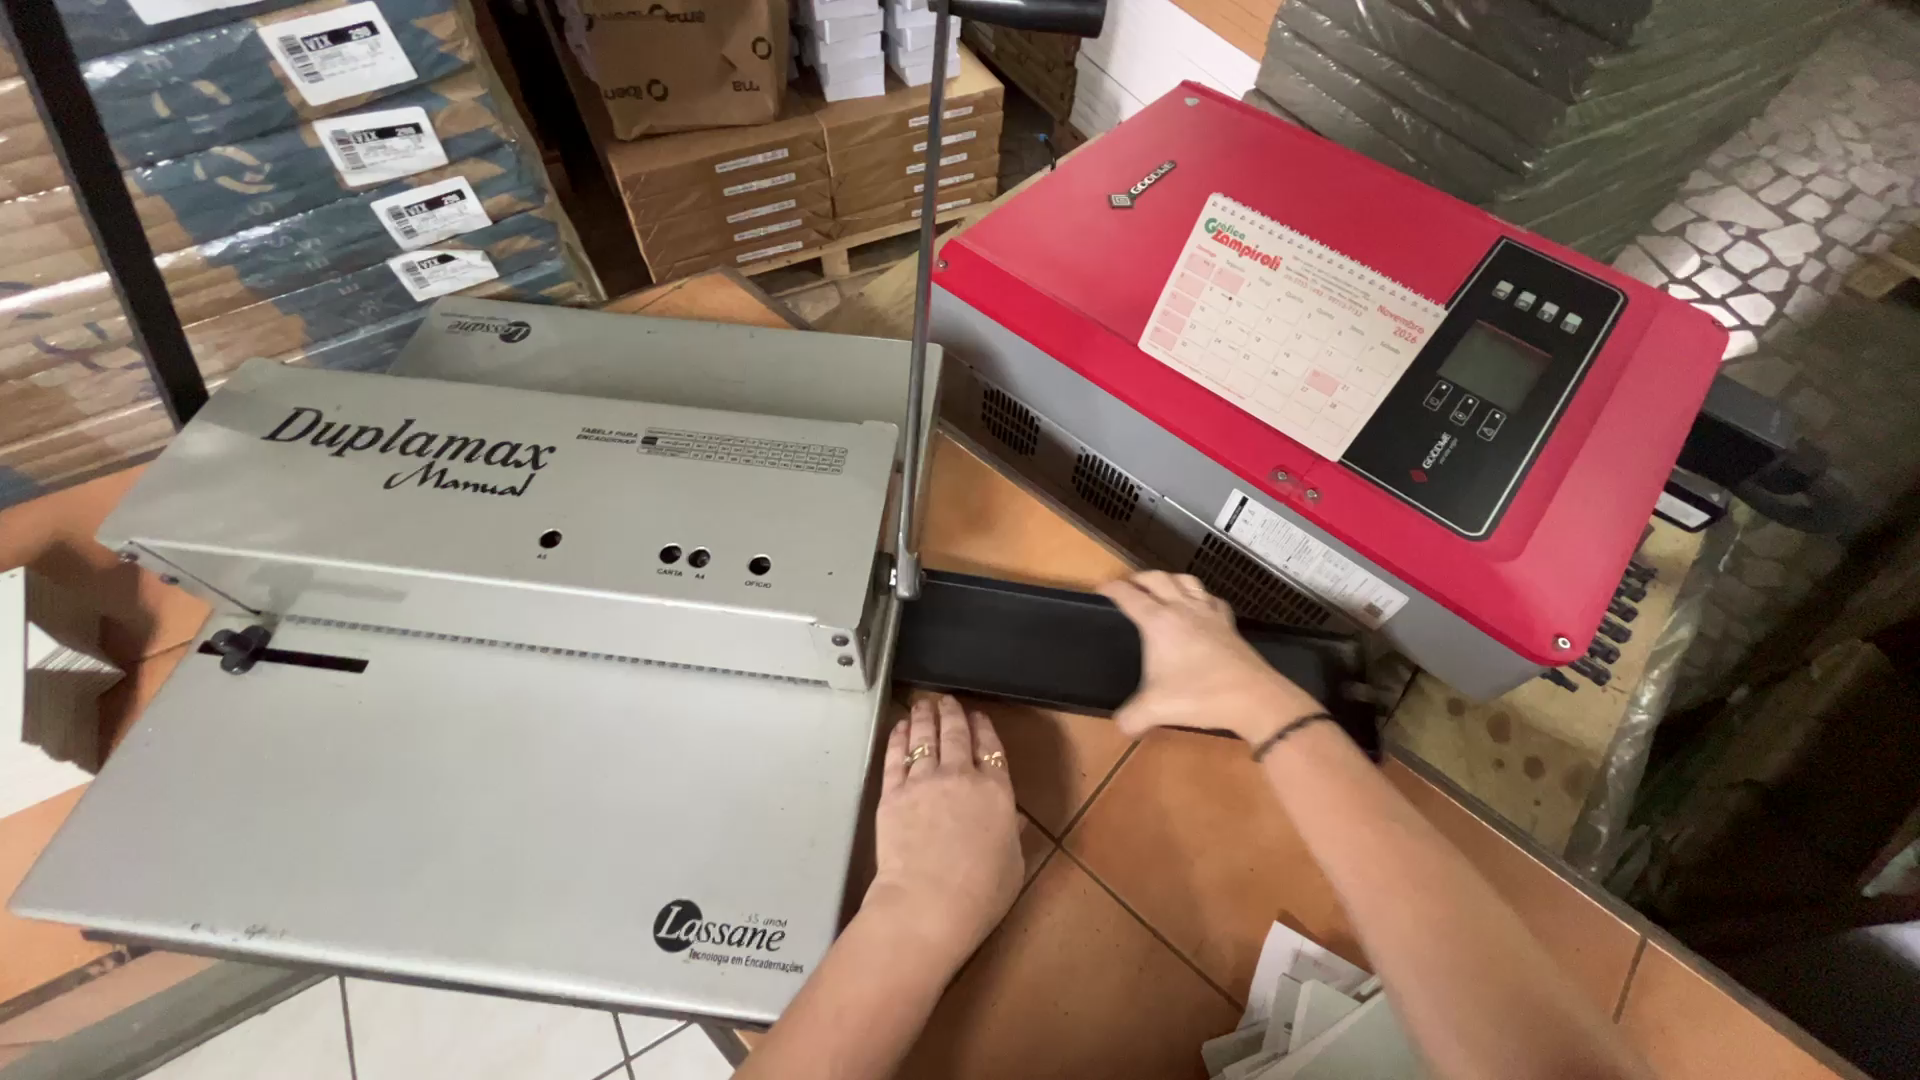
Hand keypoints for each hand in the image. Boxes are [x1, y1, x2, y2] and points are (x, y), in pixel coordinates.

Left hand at [863, 695, 1023, 974]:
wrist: (929, 903)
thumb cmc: (980, 893)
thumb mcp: (1013, 864)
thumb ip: (1012, 834)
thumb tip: (1013, 818)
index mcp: (996, 791)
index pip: (991, 749)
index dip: (984, 729)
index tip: (978, 716)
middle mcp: (961, 776)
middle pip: (956, 735)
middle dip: (953, 713)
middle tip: (947, 700)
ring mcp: (924, 781)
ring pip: (925, 738)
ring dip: (925, 717)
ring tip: (922, 703)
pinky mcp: (893, 793)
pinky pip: (896, 757)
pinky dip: (899, 737)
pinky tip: (900, 727)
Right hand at [1099, 571, 1323, 742]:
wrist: (1253, 698)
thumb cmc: (1200, 696)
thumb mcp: (1156, 709)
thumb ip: (1131, 717)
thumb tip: (1120, 726)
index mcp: (1159, 622)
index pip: (1129, 596)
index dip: (1112, 589)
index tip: (1101, 589)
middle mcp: (1182, 609)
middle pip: (1157, 578)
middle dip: (1138, 578)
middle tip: (1128, 587)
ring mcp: (1208, 614)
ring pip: (1186, 580)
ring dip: (1169, 579)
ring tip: (1161, 588)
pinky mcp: (1228, 624)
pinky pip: (1212, 599)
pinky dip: (1200, 596)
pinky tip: (1199, 607)